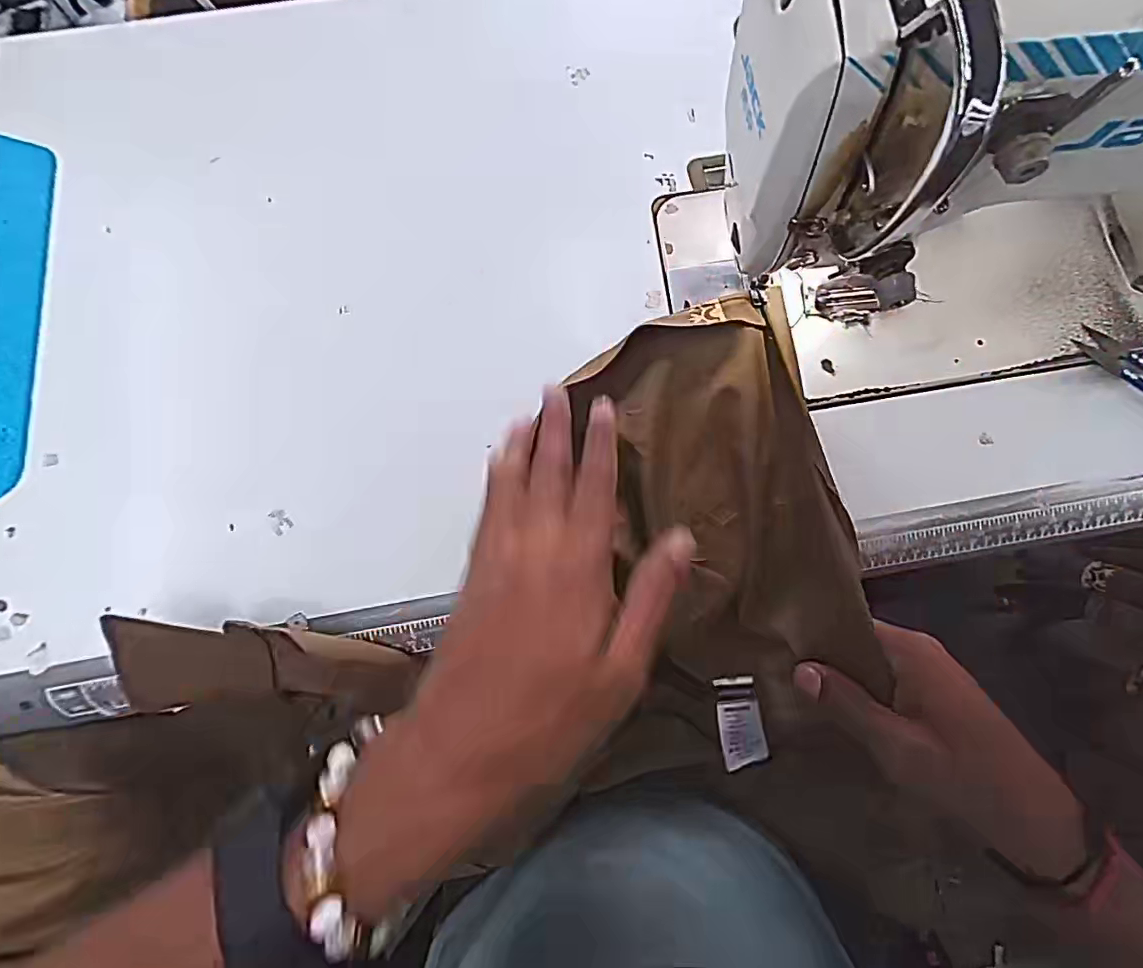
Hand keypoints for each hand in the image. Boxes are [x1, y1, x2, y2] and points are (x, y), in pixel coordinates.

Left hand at [332, 387, 694, 917]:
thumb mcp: (622, 671)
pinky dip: (495, 478)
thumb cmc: (554, 718)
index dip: (600, 446)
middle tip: (560, 390)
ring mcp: (497, 559)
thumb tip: (682, 537)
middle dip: (557, 430)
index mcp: (579, 569)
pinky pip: (487, 510)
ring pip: (511, 485)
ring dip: (522, 445)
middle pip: (548, 475)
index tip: (603, 407)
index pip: (594, 490)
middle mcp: (535, 550)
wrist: (460, 752)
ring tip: (529, 412)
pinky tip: (498, 466)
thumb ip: (650, 597)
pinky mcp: (472, 575)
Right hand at [795, 621, 1089, 881]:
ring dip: (845, 678)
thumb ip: (847, 704)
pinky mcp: (937, 692)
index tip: (779, 646)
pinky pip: (889, 679)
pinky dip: (865, 692)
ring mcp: (931, 670)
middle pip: (860, 641)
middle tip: (783, 674)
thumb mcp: (896, 745)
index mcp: (911, 650)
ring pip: (873, 663)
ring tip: (802, 692)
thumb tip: (799, 667)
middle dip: (826, 659)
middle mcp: (921, 649)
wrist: (1032, 815)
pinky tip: (842, 711)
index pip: (850, 622)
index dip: (816, 633)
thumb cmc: (962, 774)